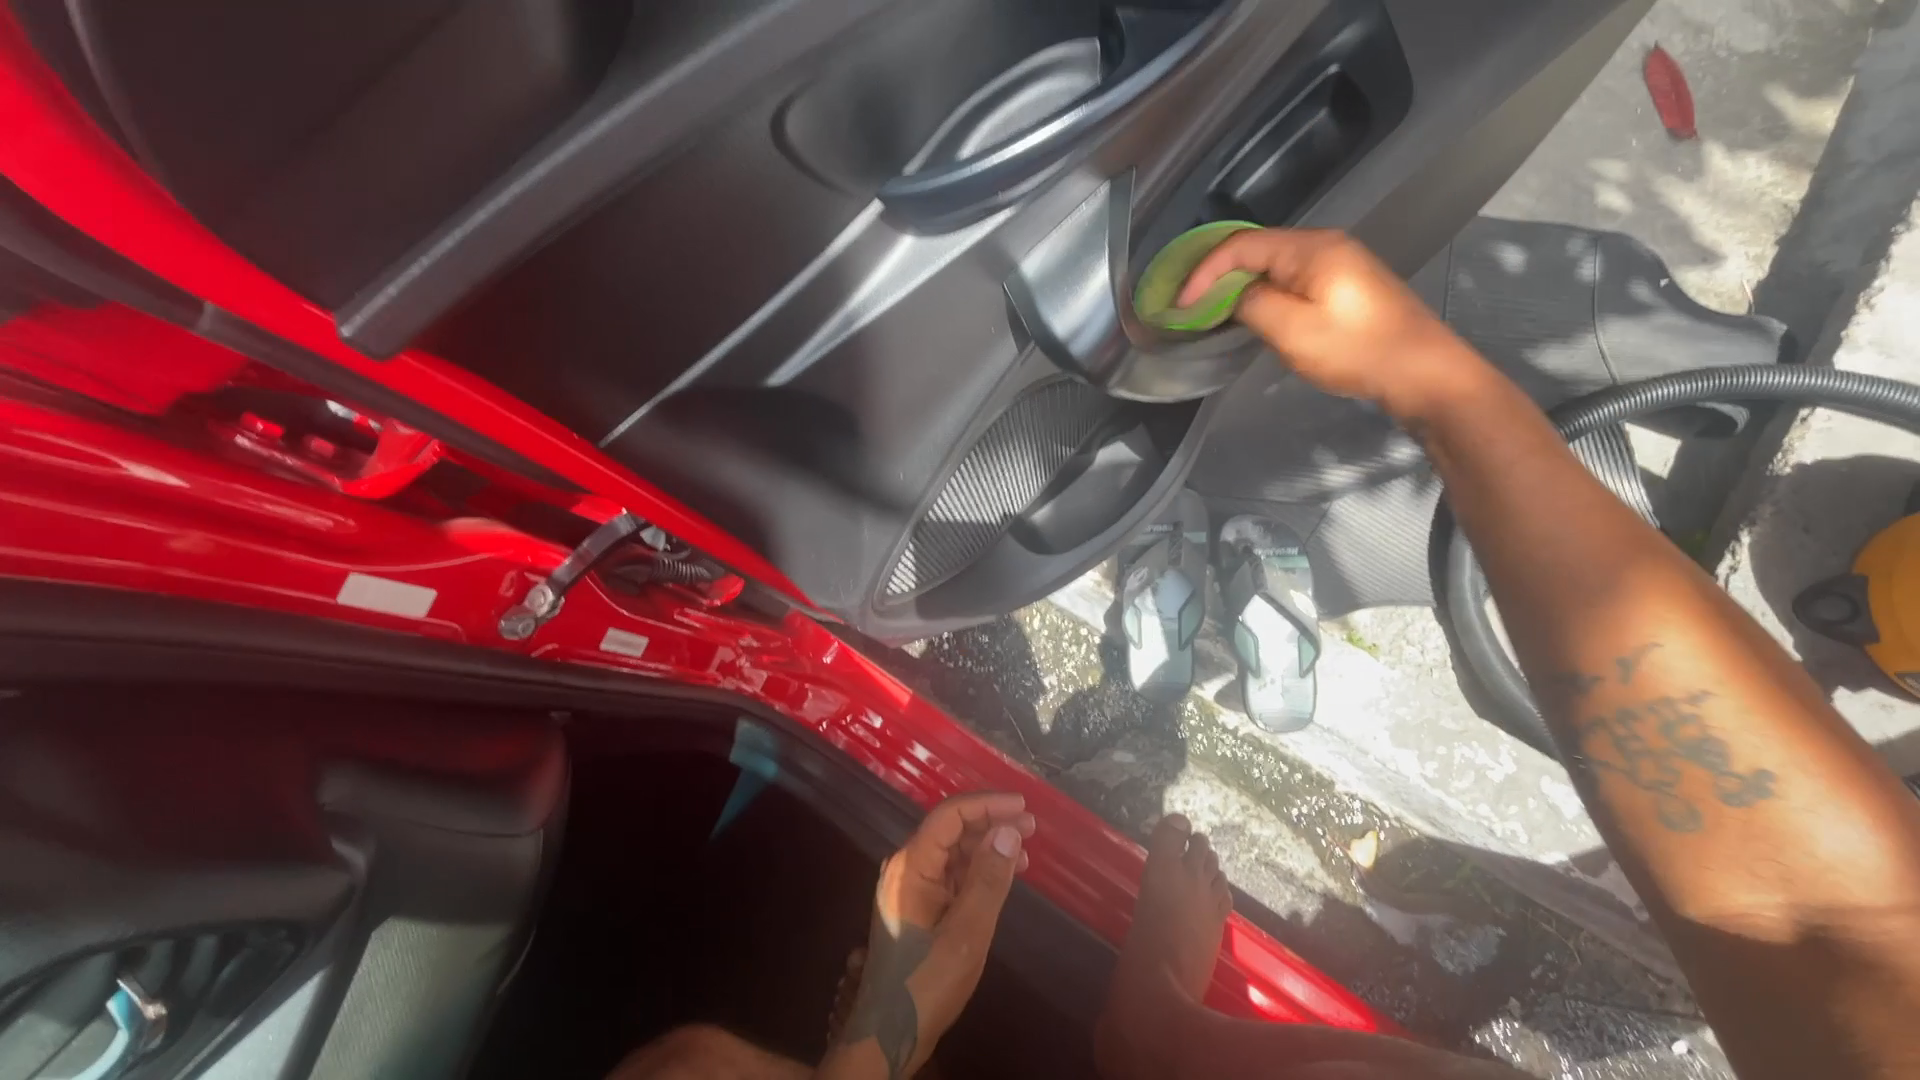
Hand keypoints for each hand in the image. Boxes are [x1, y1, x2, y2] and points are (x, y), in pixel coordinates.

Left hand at [821, 792, 1035, 1079]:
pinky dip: (978, 870)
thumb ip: (988, 879)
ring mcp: (910, 888)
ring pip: (952, 851)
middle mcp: (907, 868)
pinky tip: (1003, 875)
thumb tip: (1008, 831)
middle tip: (1031, 826)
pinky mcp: (917, 907)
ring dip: (987, 846)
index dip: (987, 805)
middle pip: (951, 829)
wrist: (889, 1034)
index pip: (950, 815)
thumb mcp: (967, 932)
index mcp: (912, 866)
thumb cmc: (927, 983)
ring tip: (1025, 849)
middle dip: (991, 822)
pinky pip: (950, 874)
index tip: (1023, 806)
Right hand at [1176, 228, 1485, 420]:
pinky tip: (1248, 316)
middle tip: (1186, 307)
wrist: (1423, 372)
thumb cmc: (1357, 350)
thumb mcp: (1294, 331)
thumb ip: (1252, 305)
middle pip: (1255, 250)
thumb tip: (1233, 296)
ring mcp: (1335, 265)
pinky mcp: (1342, 287)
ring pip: (1270, 267)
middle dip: (1215, 276)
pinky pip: (1288, 281)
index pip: (1241, 245)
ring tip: (1208, 313)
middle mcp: (1323, 246)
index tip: (1179, 305)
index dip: (1203, 272)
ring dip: (1236, 287)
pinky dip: (1260, 294)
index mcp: (1311, 249)